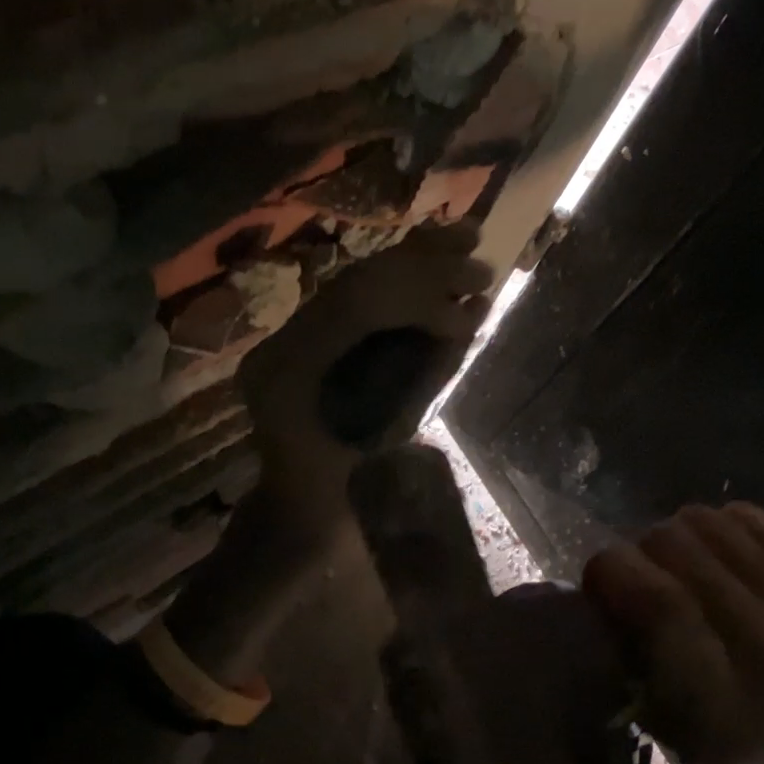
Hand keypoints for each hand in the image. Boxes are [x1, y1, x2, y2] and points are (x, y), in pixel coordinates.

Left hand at [237, 223, 491, 531]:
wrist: (298, 523)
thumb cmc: (341, 504)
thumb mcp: (387, 448)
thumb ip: (424, 382)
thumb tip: (468, 322)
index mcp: (290, 371)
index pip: (358, 308)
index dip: (423, 299)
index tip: (475, 304)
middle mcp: (281, 344)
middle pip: (356, 284)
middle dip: (424, 268)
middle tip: (482, 265)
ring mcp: (286, 342)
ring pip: (354, 282)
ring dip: (413, 262)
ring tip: (468, 240)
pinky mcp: (300, 344)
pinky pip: (351, 301)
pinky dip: (397, 283)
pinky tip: (432, 264)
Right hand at [581, 503, 763, 763]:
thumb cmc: (762, 739)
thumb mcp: (687, 734)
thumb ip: (637, 666)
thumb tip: (597, 594)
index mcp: (734, 709)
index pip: (661, 605)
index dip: (615, 573)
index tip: (600, 576)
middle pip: (676, 548)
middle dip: (643, 551)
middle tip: (646, 573)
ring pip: (707, 521)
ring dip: (680, 536)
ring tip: (689, 564)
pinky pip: (747, 515)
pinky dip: (723, 529)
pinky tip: (731, 558)